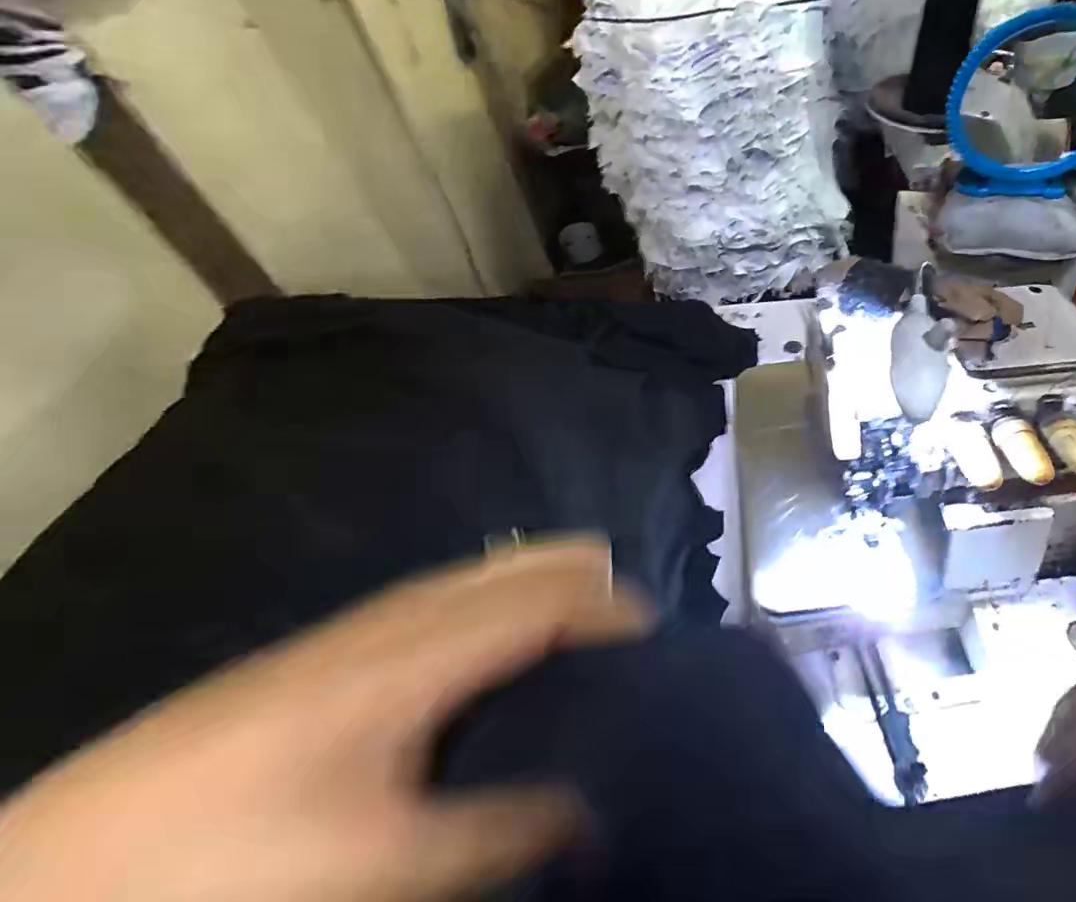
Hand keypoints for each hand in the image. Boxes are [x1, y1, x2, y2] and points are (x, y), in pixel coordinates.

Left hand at [0, 540, 652, 901]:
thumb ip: (499, 832)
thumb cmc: (221, 870)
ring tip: (580, 626)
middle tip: (627, 624)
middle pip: (518, 562)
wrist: (31, 885)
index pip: (543, 598)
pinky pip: (448, 595)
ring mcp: (356, 629)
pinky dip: (500, 600)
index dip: (610, 606)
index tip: (656, 634)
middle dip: (585, 576)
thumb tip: (590, 810)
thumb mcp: (376, 871)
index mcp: (416, 656)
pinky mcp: (325, 650)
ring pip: (482, 572)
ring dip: (544, 584)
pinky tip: (493, 649)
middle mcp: (397, 620)